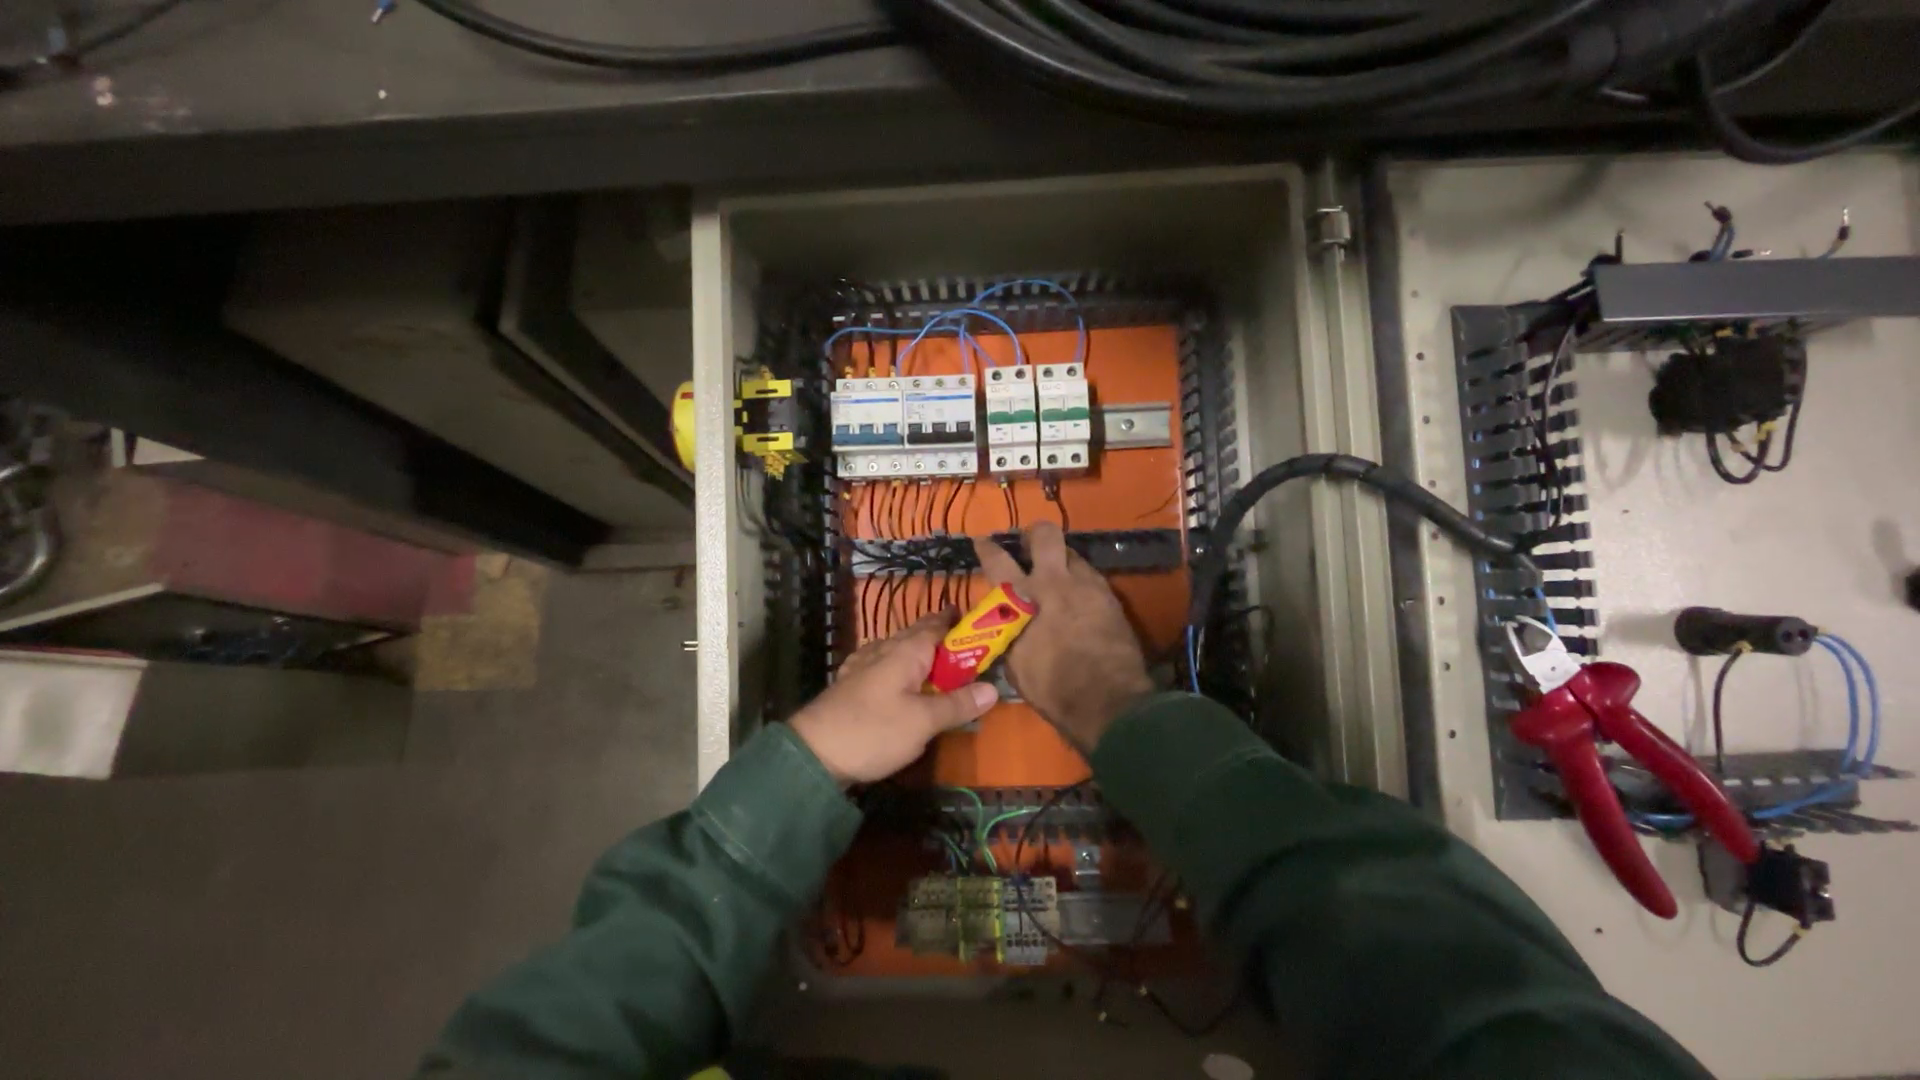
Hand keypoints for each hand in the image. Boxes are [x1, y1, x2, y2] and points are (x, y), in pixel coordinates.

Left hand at [789, 611, 999, 785]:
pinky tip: (899, 678)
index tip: (979, 622)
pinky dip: (899, 667)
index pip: (937, 626)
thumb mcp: (923, 722)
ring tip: (939, 662)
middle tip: (967, 644)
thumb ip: (957, 704)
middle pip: (917, 635)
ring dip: (920, 652)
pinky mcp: (851, 686)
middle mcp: (884, 650)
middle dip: (941, 636)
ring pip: (898, 649)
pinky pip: (883, 665)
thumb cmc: (874, 731)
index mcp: (906, 651)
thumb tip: (994, 688)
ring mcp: (863, 667)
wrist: (813, 753)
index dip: (959, 622)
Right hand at [974, 522, 1154, 751]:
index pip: (996, 560)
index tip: (983, 542)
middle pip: (1044, 535)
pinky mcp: (1109, 595)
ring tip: (1059, 573)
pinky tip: (1081, 596)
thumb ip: (1007, 635)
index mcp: (1020, 598)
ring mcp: (1085, 584)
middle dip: (1035, 534)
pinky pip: (1091, 575)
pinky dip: (1081, 580)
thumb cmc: (1052, 688)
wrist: (1106, 699)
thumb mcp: (1014, 665)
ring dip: (1062, 558)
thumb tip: (1004, 626)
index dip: (987, 547)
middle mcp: (1053, 581)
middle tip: (1030, 545)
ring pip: (1072, 552)